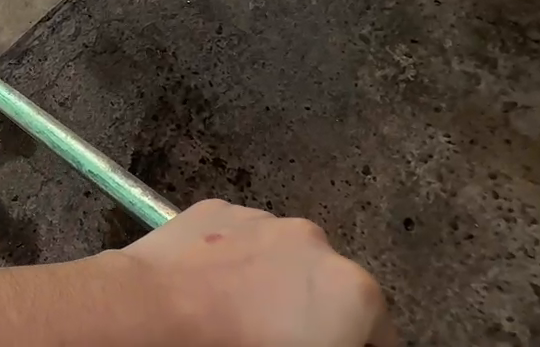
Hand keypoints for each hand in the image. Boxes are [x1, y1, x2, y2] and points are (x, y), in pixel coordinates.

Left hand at [122, 199, 397, 346]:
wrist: (160, 311)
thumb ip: (333, 338)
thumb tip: (327, 333)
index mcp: (354, 288)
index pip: (379, 332)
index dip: (354, 344)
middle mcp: (313, 239)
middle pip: (329, 284)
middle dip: (316, 310)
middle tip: (284, 333)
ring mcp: (259, 216)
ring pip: (283, 255)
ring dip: (277, 277)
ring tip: (244, 308)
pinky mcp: (215, 206)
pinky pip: (239, 235)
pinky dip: (237, 254)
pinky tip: (216, 281)